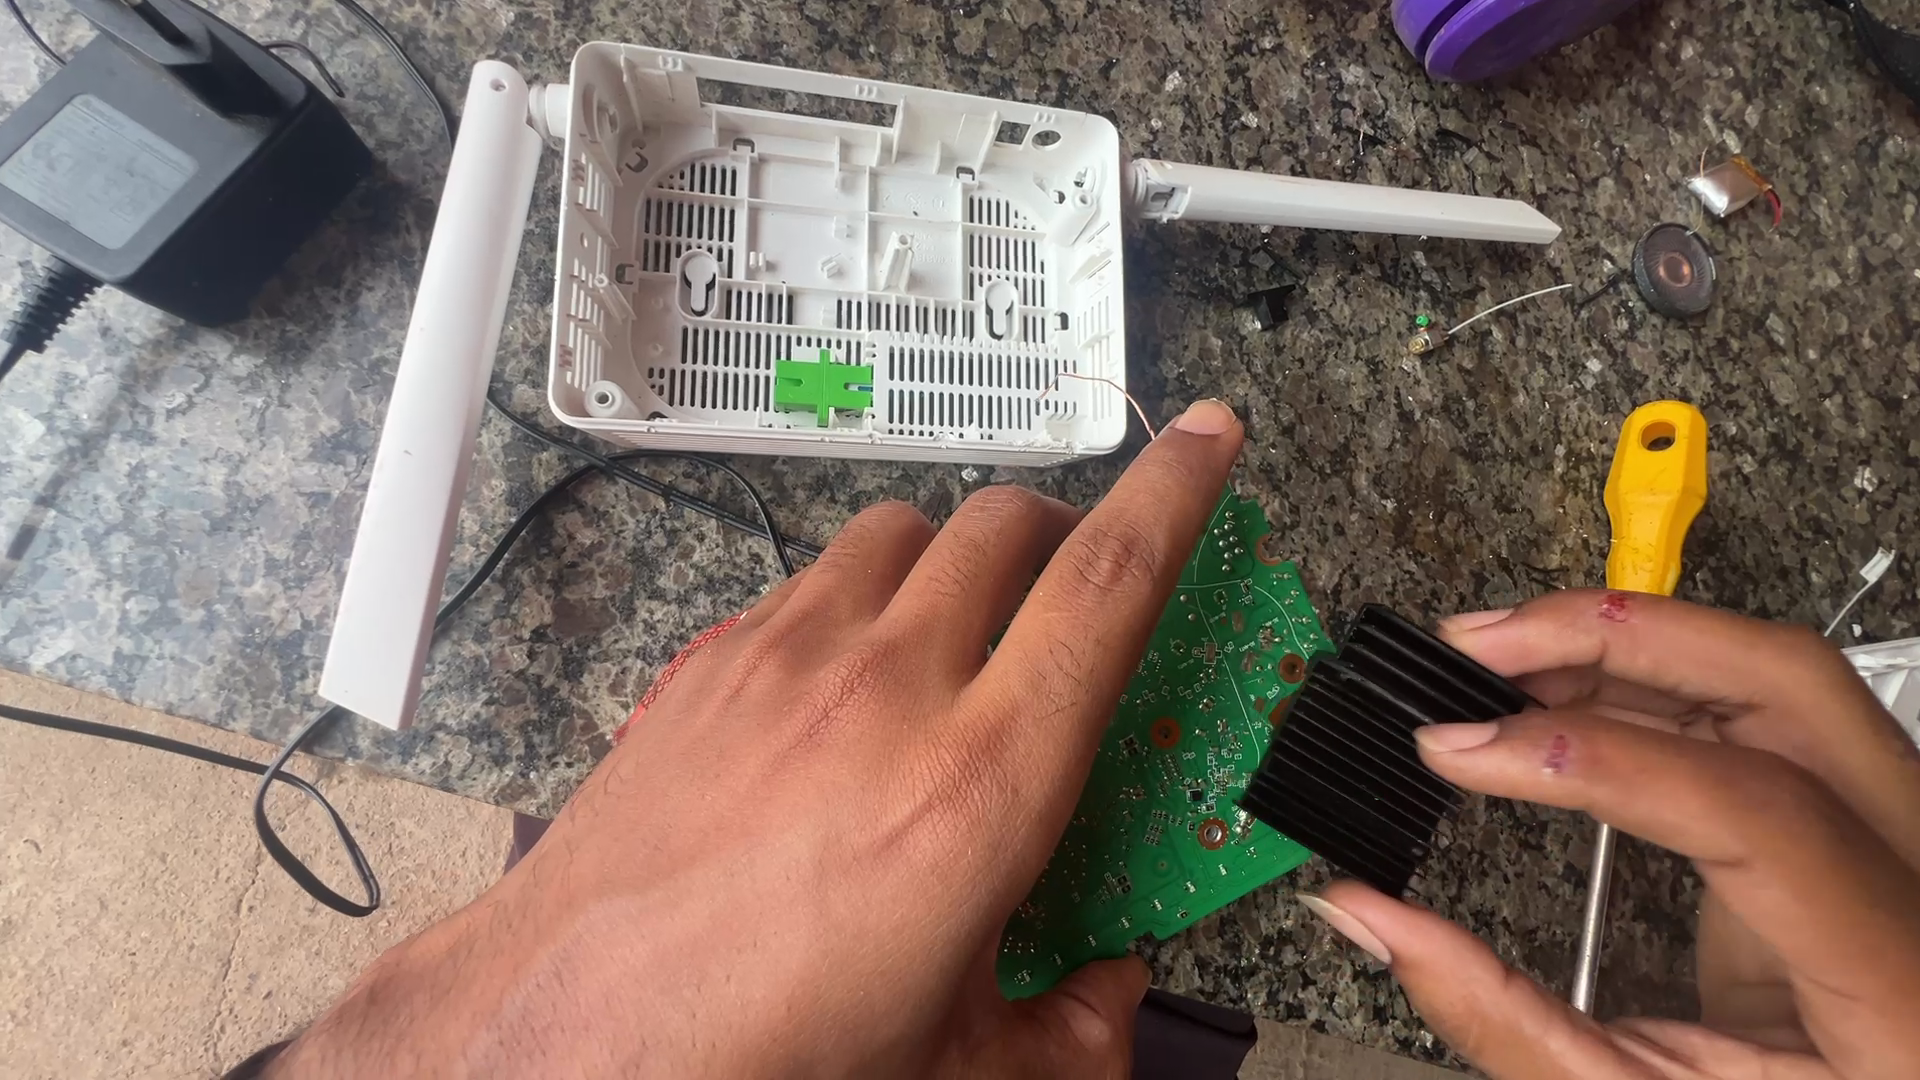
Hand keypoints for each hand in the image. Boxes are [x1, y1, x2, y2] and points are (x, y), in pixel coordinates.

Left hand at [269, 400, 1245, 1078]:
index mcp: (982, 783)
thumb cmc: (761, 1051)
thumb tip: (1114, 985)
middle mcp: (891, 687)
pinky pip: (817, 573)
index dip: (1175, 494)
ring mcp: (794, 653)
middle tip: (1066, 575)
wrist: (562, 1035)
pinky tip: (847, 663)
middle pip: (1006, 525)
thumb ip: (1073, 1029)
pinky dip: (862, 591)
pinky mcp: (721, 653)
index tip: (1208, 440)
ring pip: (907, 529)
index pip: (1108, 586)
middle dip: (1058, 526)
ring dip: (953, 555)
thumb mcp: (963, 1067)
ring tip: (953, 617)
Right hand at [1298, 590, 1919, 1078]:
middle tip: (1472, 645)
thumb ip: (1498, 1016)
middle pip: (1781, 681)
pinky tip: (1536, 687)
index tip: (1448, 748)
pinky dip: (1618, 671)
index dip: (1583, 756)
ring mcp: (1893, 826)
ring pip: (1759, 666)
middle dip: (1605, 638)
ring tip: (1486, 652)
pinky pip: (1731, 697)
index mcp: (1904, 979)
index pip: (1753, 809)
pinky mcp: (1837, 806)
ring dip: (1605, 639)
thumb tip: (1357, 910)